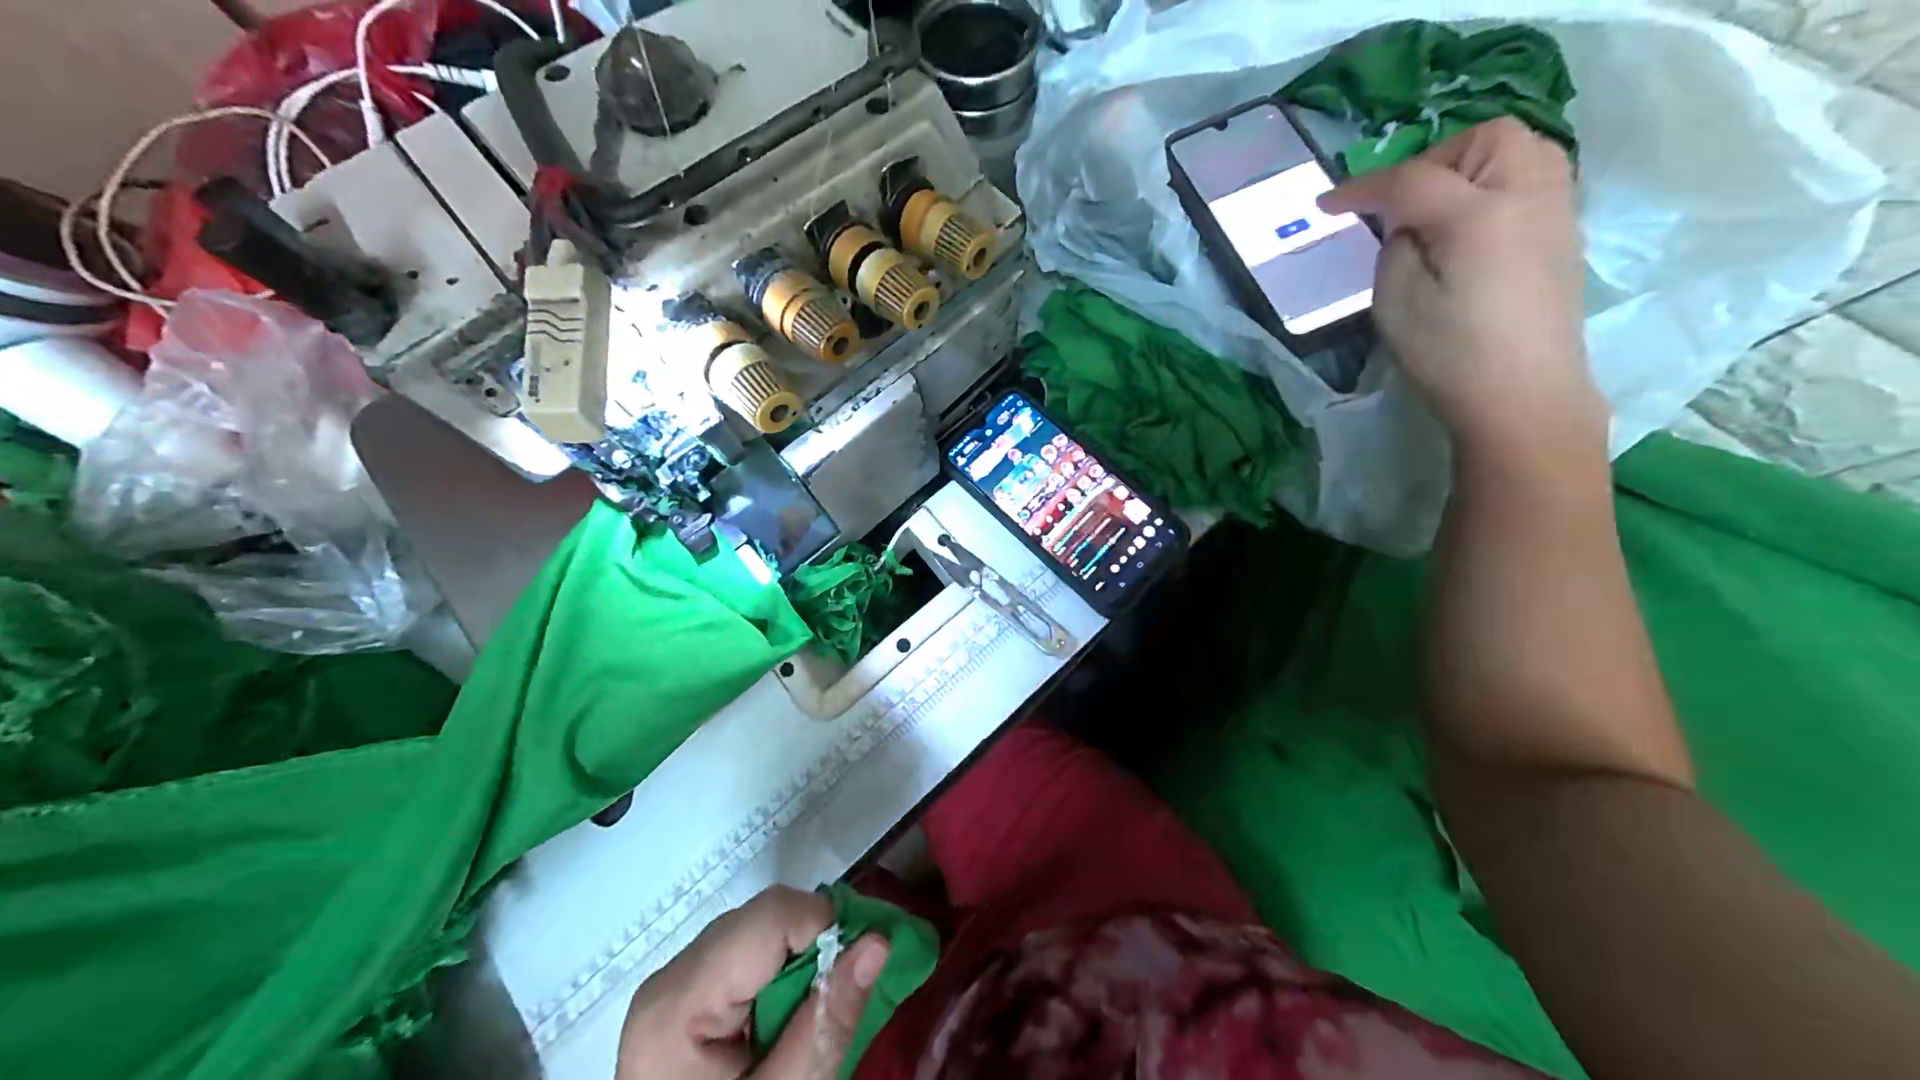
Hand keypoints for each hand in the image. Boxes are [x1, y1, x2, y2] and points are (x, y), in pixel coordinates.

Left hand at [616, 885, 891, 1079]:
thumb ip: (826, 1025)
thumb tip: (877, 942)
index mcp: (681, 1002)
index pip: (772, 914)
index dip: (827, 928)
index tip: (860, 970)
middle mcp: (669, 976)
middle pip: (763, 918)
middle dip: (814, 946)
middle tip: (839, 1001)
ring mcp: (671, 983)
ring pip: (756, 929)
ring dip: (798, 960)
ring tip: (809, 1018)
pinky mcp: (680, 994)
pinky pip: (742, 952)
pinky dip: (777, 973)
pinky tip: (782, 1020)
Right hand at [1319, 118, 1603, 457]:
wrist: (1521, 394)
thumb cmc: (1450, 352)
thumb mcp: (1396, 300)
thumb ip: (1396, 245)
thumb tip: (1405, 221)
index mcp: (1479, 212)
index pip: (1412, 180)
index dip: (1363, 188)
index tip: (1326, 205)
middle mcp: (1527, 193)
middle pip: (1485, 139)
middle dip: (1433, 160)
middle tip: (1399, 203)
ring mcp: (1555, 209)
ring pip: (1518, 150)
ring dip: (1470, 165)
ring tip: (1436, 207)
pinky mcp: (1564, 232)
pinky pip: (1532, 178)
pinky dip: (1496, 183)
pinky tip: (1472, 223)